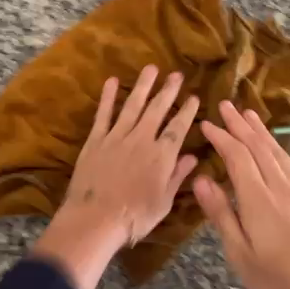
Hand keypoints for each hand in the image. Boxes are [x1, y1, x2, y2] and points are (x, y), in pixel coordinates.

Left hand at [31, 66, 198, 288]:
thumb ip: (177, 176)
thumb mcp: (163, 202)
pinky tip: (112, 81)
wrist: (95, 219)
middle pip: (157, 110)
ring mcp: (117, 137)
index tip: (194, 97)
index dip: (187, 111)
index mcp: (161, 156)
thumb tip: (193, 157)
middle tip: (176, 74)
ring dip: (143, 86)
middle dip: (168, 91)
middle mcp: (142, 140)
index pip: (178, 128)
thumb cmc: (134, 217)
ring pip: (133, 106)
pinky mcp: (96, 140)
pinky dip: (109, 97)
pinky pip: (104, 114)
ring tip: (151, 68)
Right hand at [195, 101, 289, 288]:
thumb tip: (201, 179)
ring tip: (249, 115)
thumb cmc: (280, 283)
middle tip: (226, 105)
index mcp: (259, 200)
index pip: (238, 157)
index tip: (207, 123)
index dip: (222, 137)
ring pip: (277, 153)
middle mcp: (281, 188)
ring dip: (261, 132)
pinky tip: (273, 148)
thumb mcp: (241, 255)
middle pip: (259, 148)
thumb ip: (222, 214)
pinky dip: (277, 148)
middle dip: (240, 125)